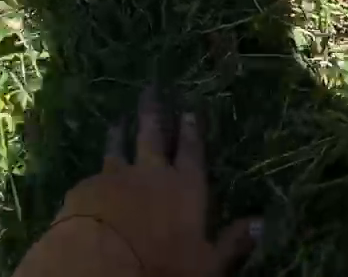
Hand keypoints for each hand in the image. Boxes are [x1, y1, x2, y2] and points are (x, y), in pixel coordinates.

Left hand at [16, 88, 259, 276]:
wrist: (102, 267)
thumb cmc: (164, 267)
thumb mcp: (208, 264)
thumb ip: (233, 242)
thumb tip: (261, 223)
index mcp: (185, 187)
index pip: (191, 151)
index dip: (191, 129)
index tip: (189, 108)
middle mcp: (152, 173)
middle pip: (153, 134)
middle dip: (154, 111)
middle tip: (150, 88)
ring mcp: (116, 176)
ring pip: (118, 146)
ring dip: (119, 132)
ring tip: (118, 120)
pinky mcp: (86, 189)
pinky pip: (93, 176)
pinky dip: (96, 174)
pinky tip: (92, 174)